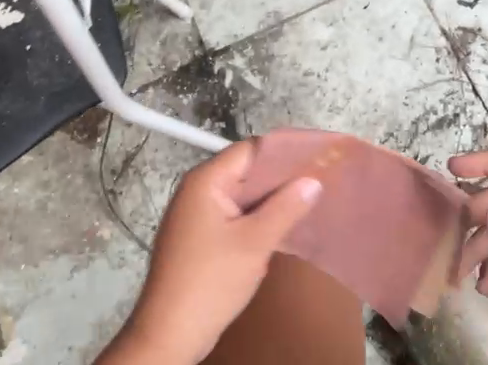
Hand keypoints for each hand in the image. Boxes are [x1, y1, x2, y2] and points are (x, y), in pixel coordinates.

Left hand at [100, 140, 321, 364]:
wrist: (168, 337)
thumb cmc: (210, 282)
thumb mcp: (255, 243)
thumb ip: (286, 207)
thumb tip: (313, 180)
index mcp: (206, 180)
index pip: (251, 150)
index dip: (285, 153)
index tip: (317, 160)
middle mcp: (198, 190)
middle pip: (247, 172)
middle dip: (281, 180)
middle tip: (319, 184)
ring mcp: (196, 216)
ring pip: (243, 197)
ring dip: (271, 203)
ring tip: (307, 205)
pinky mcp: (199, 239)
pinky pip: (234, 217)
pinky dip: (256, 222)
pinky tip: (282, 231)